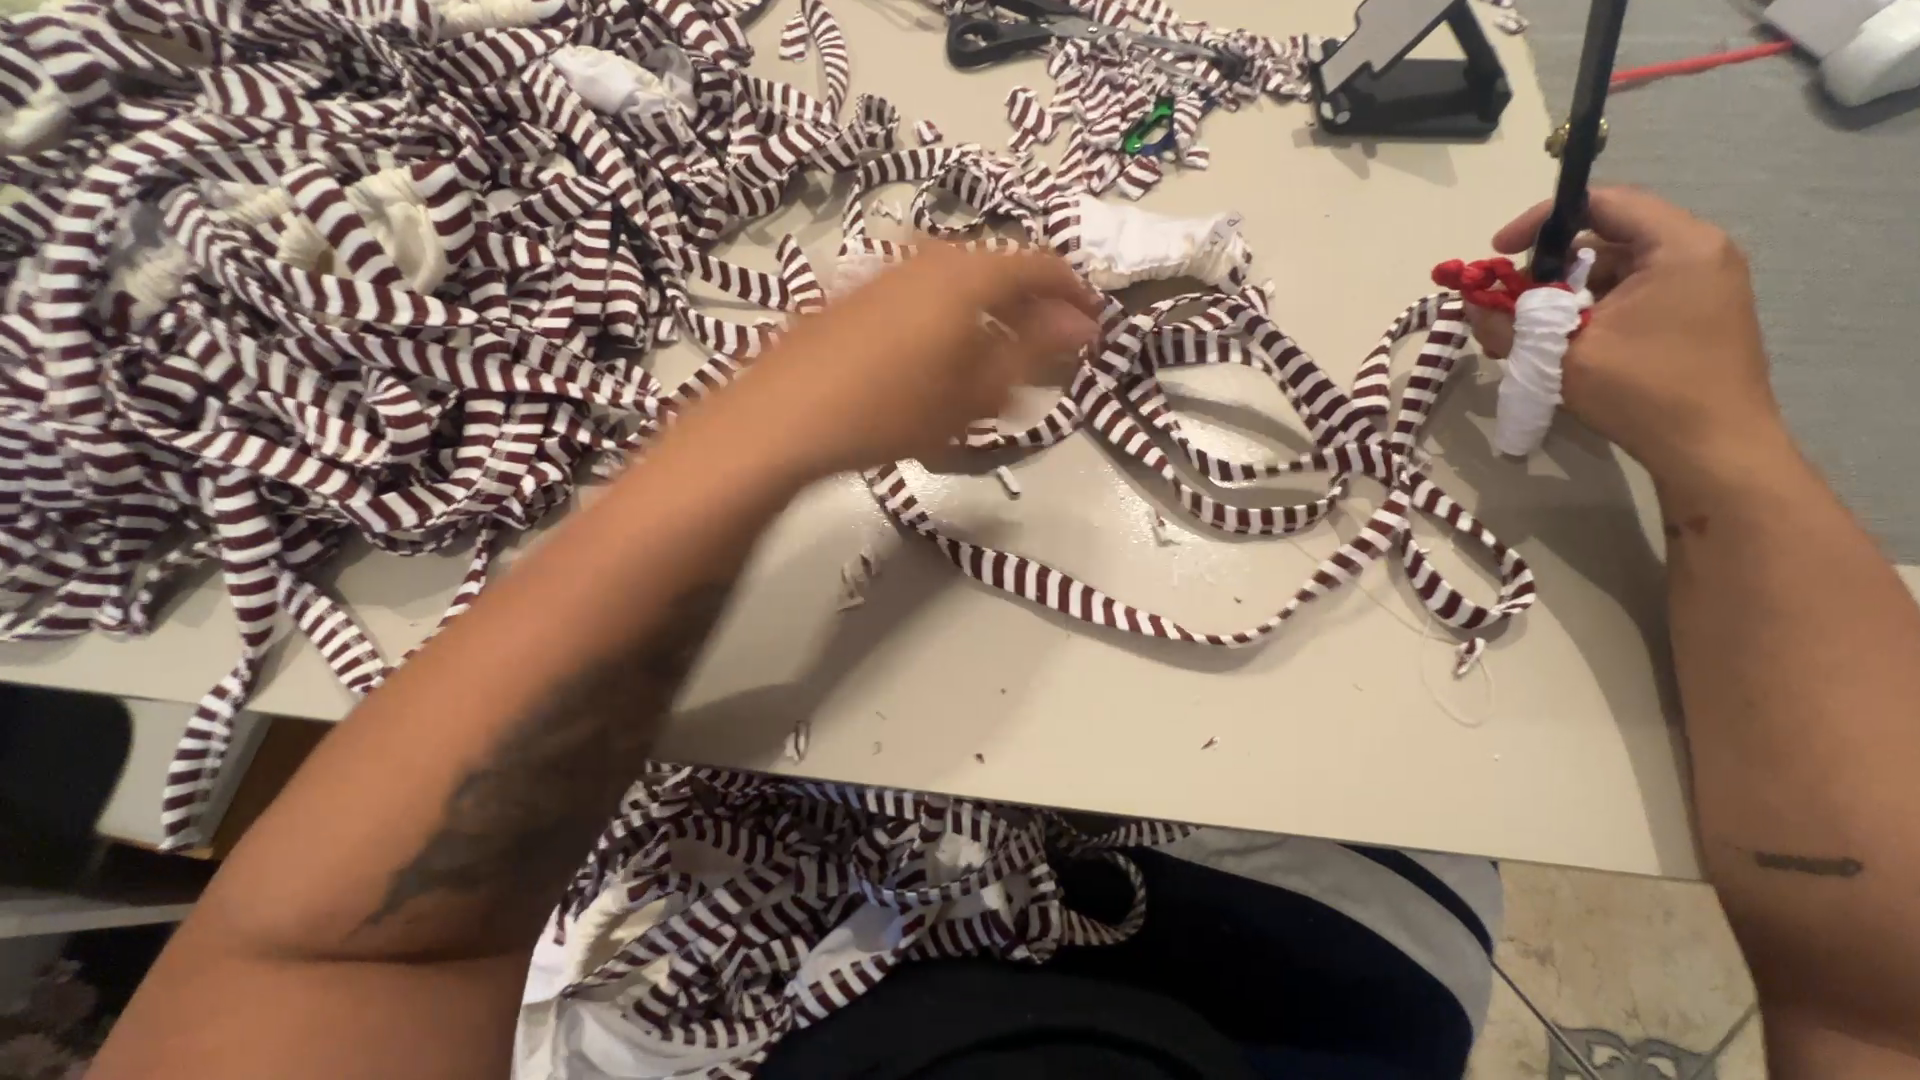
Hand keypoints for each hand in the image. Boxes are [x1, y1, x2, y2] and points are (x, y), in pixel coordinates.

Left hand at [735, 243, 1102, 476]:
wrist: (783, 416)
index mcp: (969, 272)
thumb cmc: (892, 408)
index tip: (1094, 328)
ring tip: (997, 367)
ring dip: (990, 317)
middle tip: (1048, 355)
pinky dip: (949, 322)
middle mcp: (929, 256)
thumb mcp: (975, 391)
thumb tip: (1081, 325)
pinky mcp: (855, 294)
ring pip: (959, 285)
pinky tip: (940, 364)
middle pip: (1000, 270)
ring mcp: (887, 271)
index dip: (1076, 293)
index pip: (1043, 264)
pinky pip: (922, 297)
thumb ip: (1035, 352)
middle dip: (1032, 309)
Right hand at [1469, 188, 1784, 483]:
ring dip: (1565, 295)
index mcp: (1678, 246)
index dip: (1541, 221)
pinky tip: (1565, 346)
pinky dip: (1590, 311)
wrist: (1713, 448)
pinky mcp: (1695, 314)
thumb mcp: (1563, 353)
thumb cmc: (1643, 390)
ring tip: (1530, 334)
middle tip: (1510, 303)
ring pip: (1614, 271)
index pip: (1602, 202)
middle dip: (1548, 268)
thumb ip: (1510, 322)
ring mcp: (1701, 285)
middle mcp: (1698, 253)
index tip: (1497, 253)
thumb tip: (1470, 303)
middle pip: (1605, 239)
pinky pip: (1631, 295)